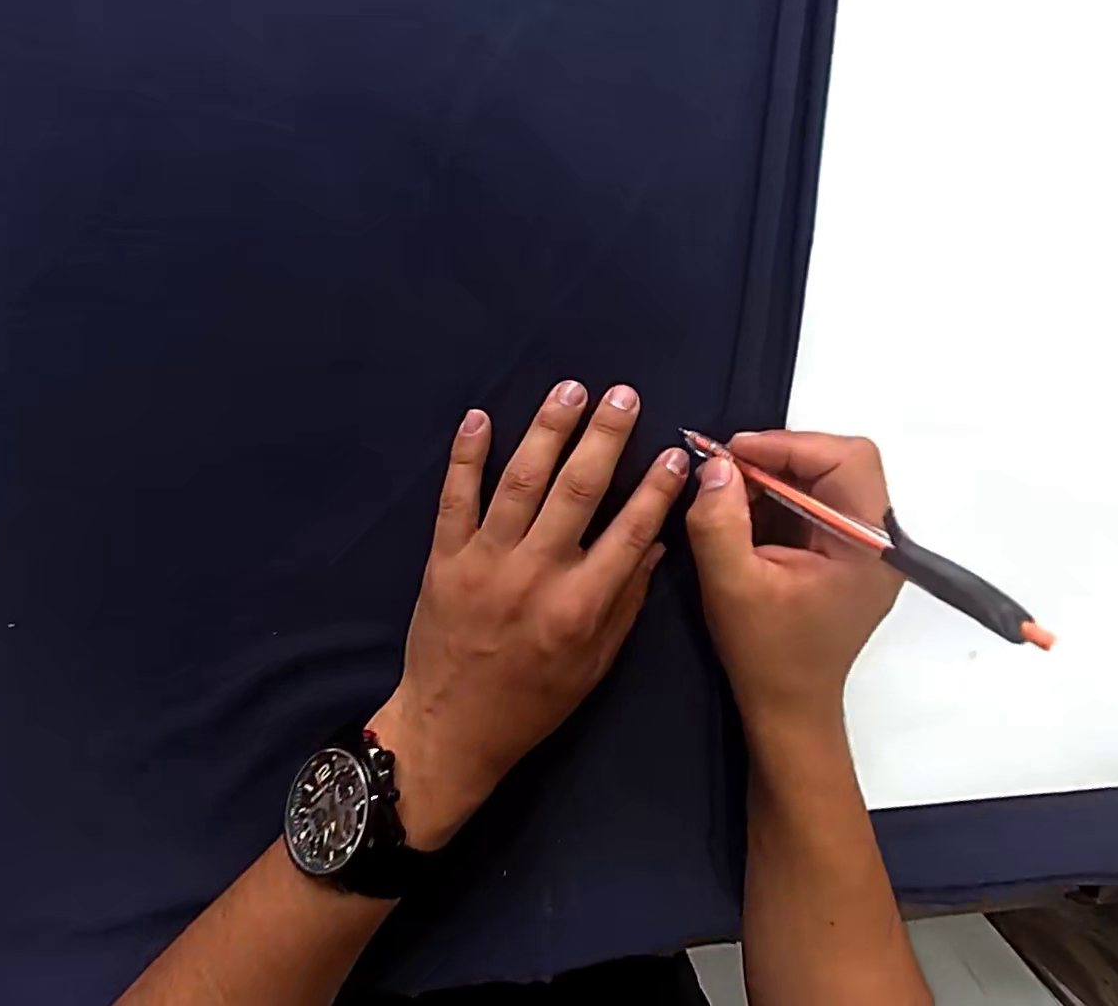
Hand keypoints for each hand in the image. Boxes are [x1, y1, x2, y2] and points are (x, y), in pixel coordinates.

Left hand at [369, 381, 689, 848]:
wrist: (451, 727)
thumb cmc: (532, 702)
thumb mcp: (594, 666)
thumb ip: (626, 602)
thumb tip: (656, 542)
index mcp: (580, 605)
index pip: (630, 531)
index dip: (655, 488)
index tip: (674, 452)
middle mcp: (535, 574)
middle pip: (576, 490)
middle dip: (603, 436)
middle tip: (622, 395)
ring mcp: (484, 561)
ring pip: (520, 481)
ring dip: (547, 430)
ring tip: (569, 389)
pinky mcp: (443, 558)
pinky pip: (454, 498)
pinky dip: (466, 455)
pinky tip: (479, 416)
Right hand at [685, 431, 902, 736]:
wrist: (788, 704)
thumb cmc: (766, 652)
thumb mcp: (730, 584)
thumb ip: (718, 521)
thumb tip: (717, 466)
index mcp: (867, 548)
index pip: (846, 461)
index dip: (788, 445)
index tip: (733, 453)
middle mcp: (878, 540)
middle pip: (841, 462)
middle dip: (780, 456)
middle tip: (728, 468)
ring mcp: (864, 546)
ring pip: (826, 477)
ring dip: (775, 474)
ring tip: (728, 491)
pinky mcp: (844, 551)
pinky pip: (814, 500)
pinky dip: (776, 495)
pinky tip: (743, 511)